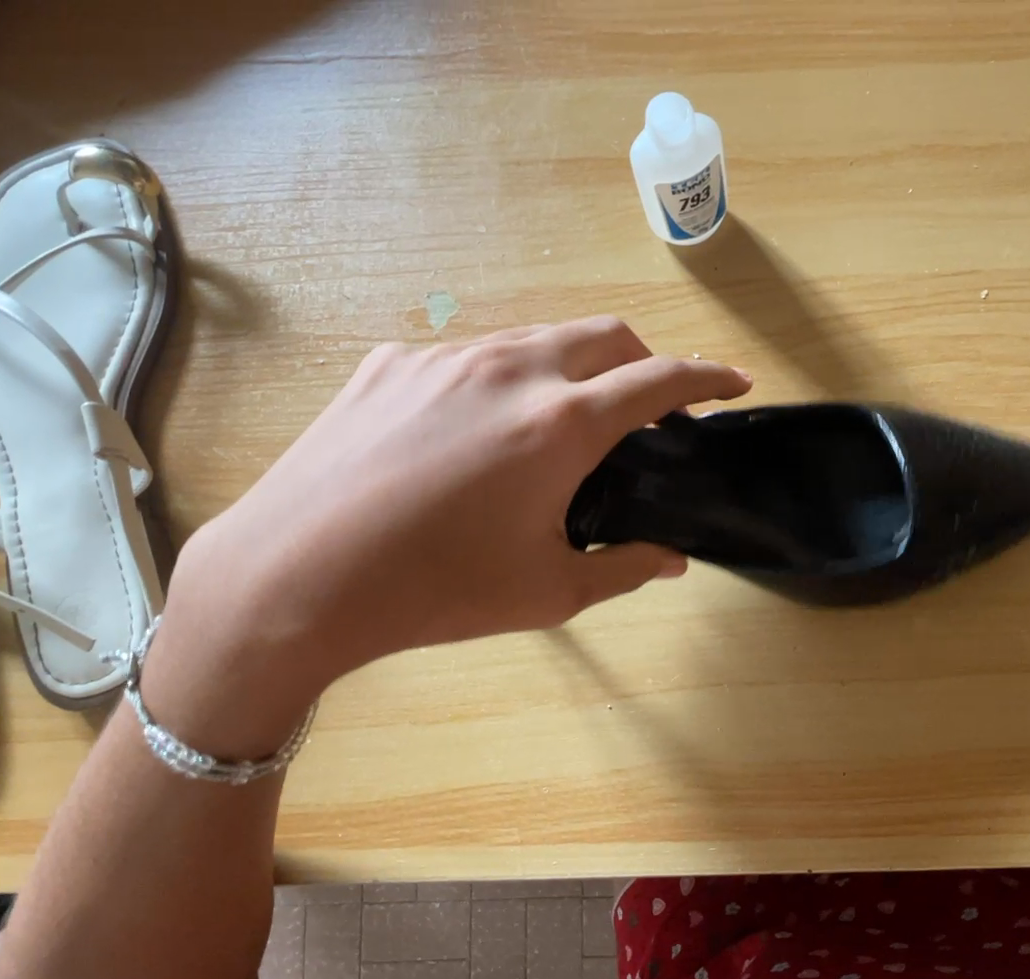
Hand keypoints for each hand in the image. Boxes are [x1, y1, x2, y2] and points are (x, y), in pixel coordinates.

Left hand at [152, 318, 752, 729]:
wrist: (294, 577)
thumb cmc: (435, 592)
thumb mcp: (547, 592)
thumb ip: (624, 567)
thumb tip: (673, 560)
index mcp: (561, 424)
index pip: (660, 379)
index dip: (709, 376)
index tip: (735, 382)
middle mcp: (511, 369)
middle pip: (605, 335)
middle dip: (644, 361)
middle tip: (647, 410)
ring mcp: (445, 357)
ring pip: (536, 338)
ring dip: (572, 368)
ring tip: (561, 424)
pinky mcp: (392, 363)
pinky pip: (470, 357)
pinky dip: (503, 381)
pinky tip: (476, 435)